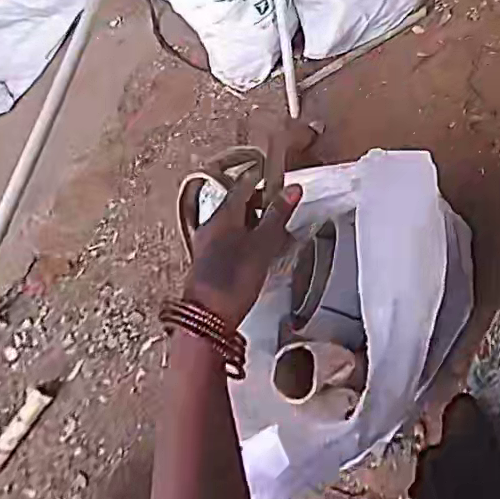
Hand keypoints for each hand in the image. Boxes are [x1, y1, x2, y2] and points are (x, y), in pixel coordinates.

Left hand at [183, 175, 300, 326]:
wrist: (207, 320)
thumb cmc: (232, 280)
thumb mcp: (263, 244)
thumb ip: (277, 215)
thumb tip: (292, 189)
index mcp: (222, 215)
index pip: (243, 186)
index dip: (262, 179)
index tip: (278, 178)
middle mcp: (211, 226)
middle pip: (238, 205)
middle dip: (260, 203)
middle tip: (282, 207)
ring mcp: (208, 245)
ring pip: (235, 224)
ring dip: (255, 224)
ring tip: (276, 233)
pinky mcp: (209, 264)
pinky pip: (231, 242)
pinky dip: (248, 241)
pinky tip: (261, 254)